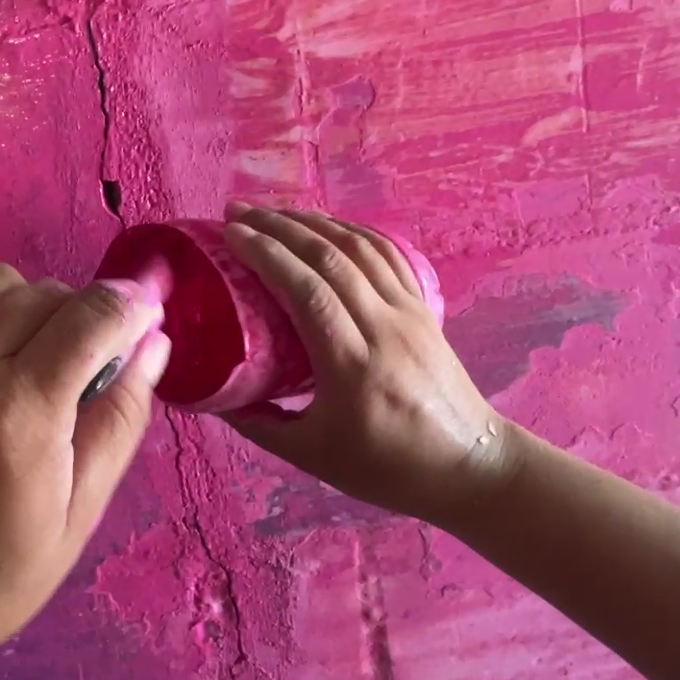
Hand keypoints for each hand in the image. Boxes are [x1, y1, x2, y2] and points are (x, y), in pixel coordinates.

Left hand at [0, 265, 169, 679]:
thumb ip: (119, 421)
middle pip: (49, 293)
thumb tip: (154, 344)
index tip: (146, 318)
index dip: (130, 306)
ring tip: (36, 360)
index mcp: (20, 414)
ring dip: (36, 306)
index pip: (93, 315)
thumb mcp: (74, 519)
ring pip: (1, 283)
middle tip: (89, 364)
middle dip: (86, 314)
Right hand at [218, 203, 514, 525]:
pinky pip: (385, 254)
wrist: (472, 468)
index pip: (306, 289)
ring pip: (357, 247)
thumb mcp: (311, 455)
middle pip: (329, 257)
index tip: (230, 234)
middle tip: (236, 212)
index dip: (266, 253)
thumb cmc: (387, 466)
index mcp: (352, 365)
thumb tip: (208, 391)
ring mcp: (409, 312)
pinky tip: (324, 223)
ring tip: (270, 211)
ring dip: (310, 221)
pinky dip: (349, 230)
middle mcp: (383, 328)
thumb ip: (256, 422)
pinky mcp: (423, 307)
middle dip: (277, 226)